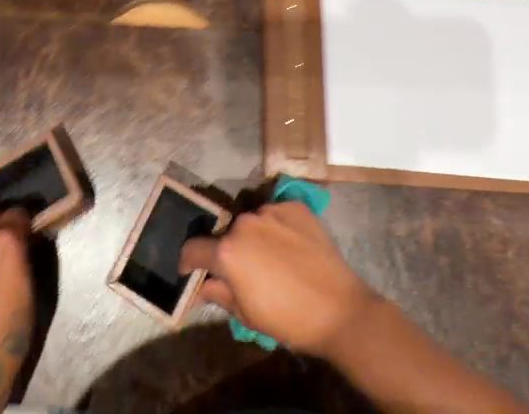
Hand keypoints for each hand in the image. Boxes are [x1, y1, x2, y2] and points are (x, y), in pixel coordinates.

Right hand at [179, 201, 379, 357]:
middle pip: (225, 233)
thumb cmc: (288, 320)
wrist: (340, 311)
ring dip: (252, 236)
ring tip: (270, 258)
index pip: (193, 248)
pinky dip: (276, 227)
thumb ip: (218, 293)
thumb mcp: (246, 314)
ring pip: (251, 221)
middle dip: (227, 250)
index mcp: (227, 251)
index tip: (191, 271)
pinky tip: (290, 247)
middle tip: (241, 270)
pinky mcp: (296, 207)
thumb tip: (201, 286)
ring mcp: (271, 211)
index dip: (188, 262)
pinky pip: (276, 213)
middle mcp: (244, 223)